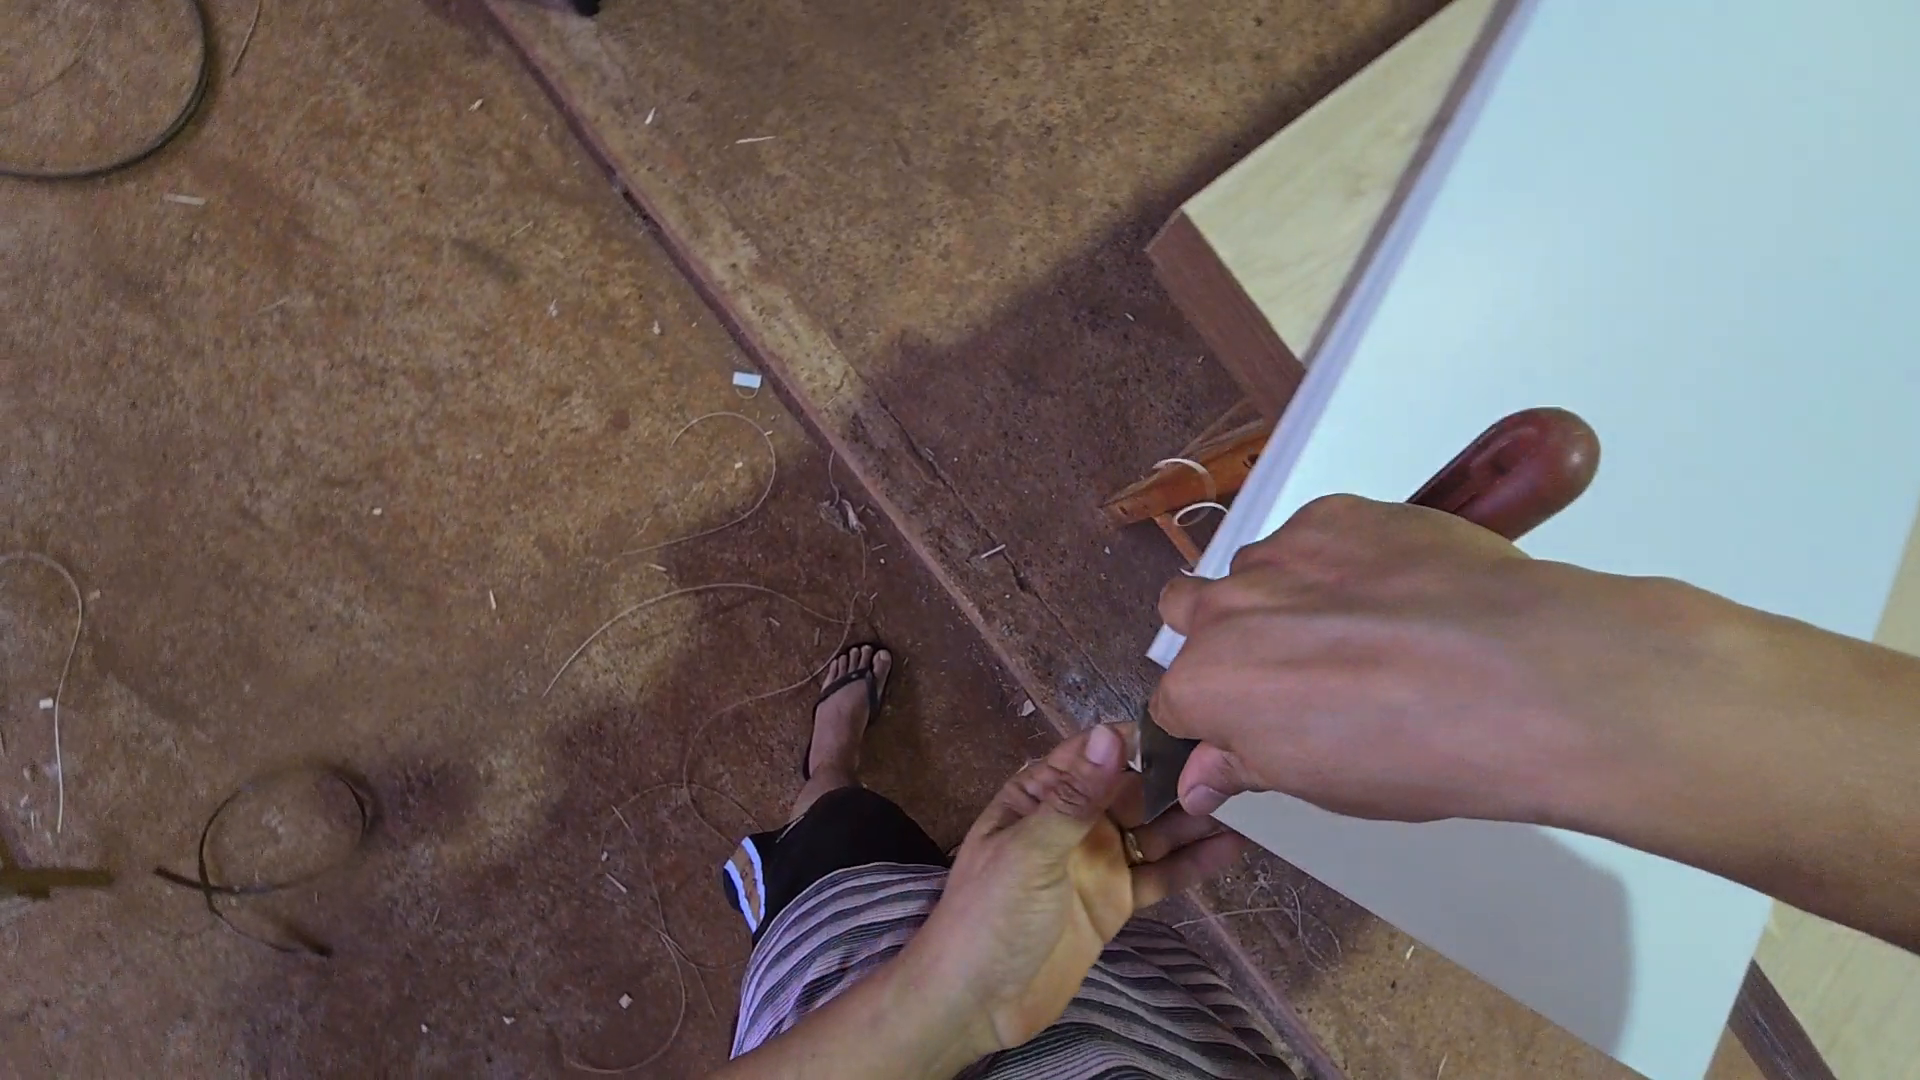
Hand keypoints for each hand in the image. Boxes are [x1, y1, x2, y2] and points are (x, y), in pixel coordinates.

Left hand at [904, 724, 1247, 1056]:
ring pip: (1151, 831)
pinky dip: (1191, 864)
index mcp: (1040, 795)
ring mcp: (1097, 861)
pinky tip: (1229, 849)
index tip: (1184, 726)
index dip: (1132, 739)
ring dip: (1189, 818)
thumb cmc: (990, 913)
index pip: (1091, 754)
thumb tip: (1109, 734)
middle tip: (1228, 766)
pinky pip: (1159, 876)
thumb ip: (1074, 797)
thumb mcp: (1030, 849)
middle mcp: (1073, 821)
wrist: (977, 1002)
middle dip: (1172, 778)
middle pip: (1129, 789)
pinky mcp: (1116, 901)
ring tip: (1240, 801)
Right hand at [1152, 494, 1723, 826]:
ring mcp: (1276, 554)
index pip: (1173, 701)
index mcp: (1205, 683)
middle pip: (1183, 610)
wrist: (1528, 678)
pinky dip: (1331, 561)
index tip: (1252, 728)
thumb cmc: (1413, 755)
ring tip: (1356, 623)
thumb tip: (1196, 781)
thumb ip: (1240, 767)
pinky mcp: (1331, 514)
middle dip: (1216, 636)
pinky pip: (1309, 537)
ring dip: (1276, 596)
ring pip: (1249, 572)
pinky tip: (1391, 589)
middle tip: (1287, 666)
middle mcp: (1220, 610)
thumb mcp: (1318, 784)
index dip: (1210, 718)